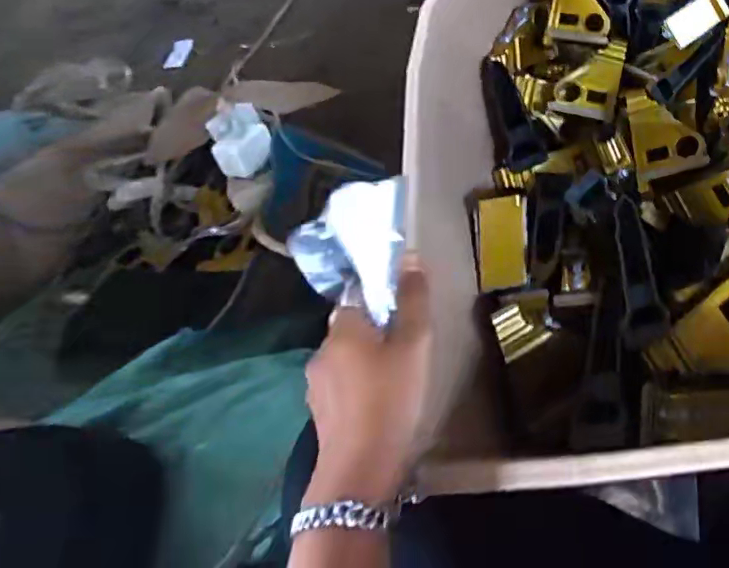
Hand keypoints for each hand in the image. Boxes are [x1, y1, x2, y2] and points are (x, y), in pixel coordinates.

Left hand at [303, 255, 433, 504]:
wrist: (359, 471)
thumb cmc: (390, 396)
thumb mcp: (413, 343)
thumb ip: (412, 299)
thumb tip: (409, 256)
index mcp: (342, 328)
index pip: (356, 296)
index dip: (380, 298)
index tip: (403, 310)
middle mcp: (321, 351)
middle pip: (350, 327)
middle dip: (374, 330)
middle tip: (406, 342)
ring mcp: (315, 385)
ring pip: (345, 357)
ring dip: (365, 359)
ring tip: (395, 373)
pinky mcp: (318, 413)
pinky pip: (341, 384)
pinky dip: (358, 384)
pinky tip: (379, 399)